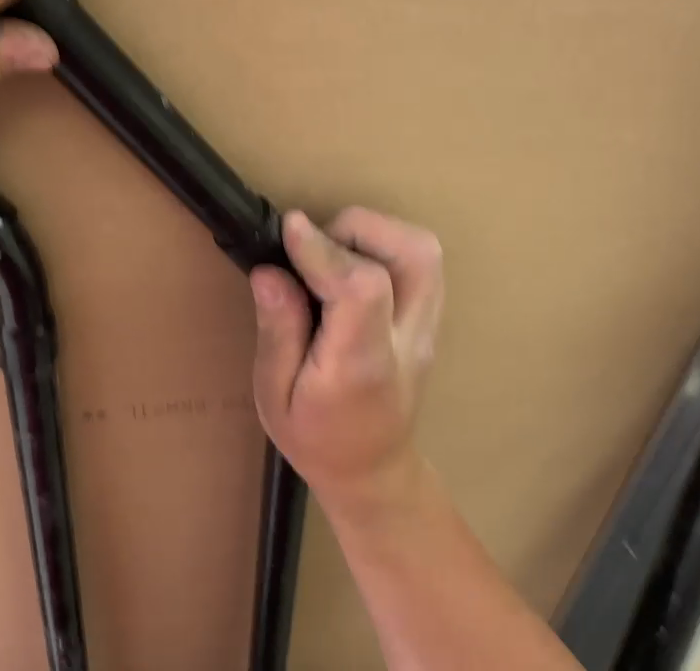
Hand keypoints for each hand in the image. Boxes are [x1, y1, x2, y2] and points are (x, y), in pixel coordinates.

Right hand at [251, 208, 445, 510]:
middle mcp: (406, 338)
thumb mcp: (274, 395)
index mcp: (362, 364)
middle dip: (357, 229)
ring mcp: (427, 327)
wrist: (373, 472)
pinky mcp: (430, 317)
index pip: (363, 287)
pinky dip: (384, 247)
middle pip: (414, 253)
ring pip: (424, 249)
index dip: (324, 249)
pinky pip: (421, 261)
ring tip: (331, 256)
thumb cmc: (315, 439)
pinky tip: (349, 268)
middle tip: (313, 249)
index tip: (287, 228)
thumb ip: (277, 331)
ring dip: (374, 234)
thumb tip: (269, 271)